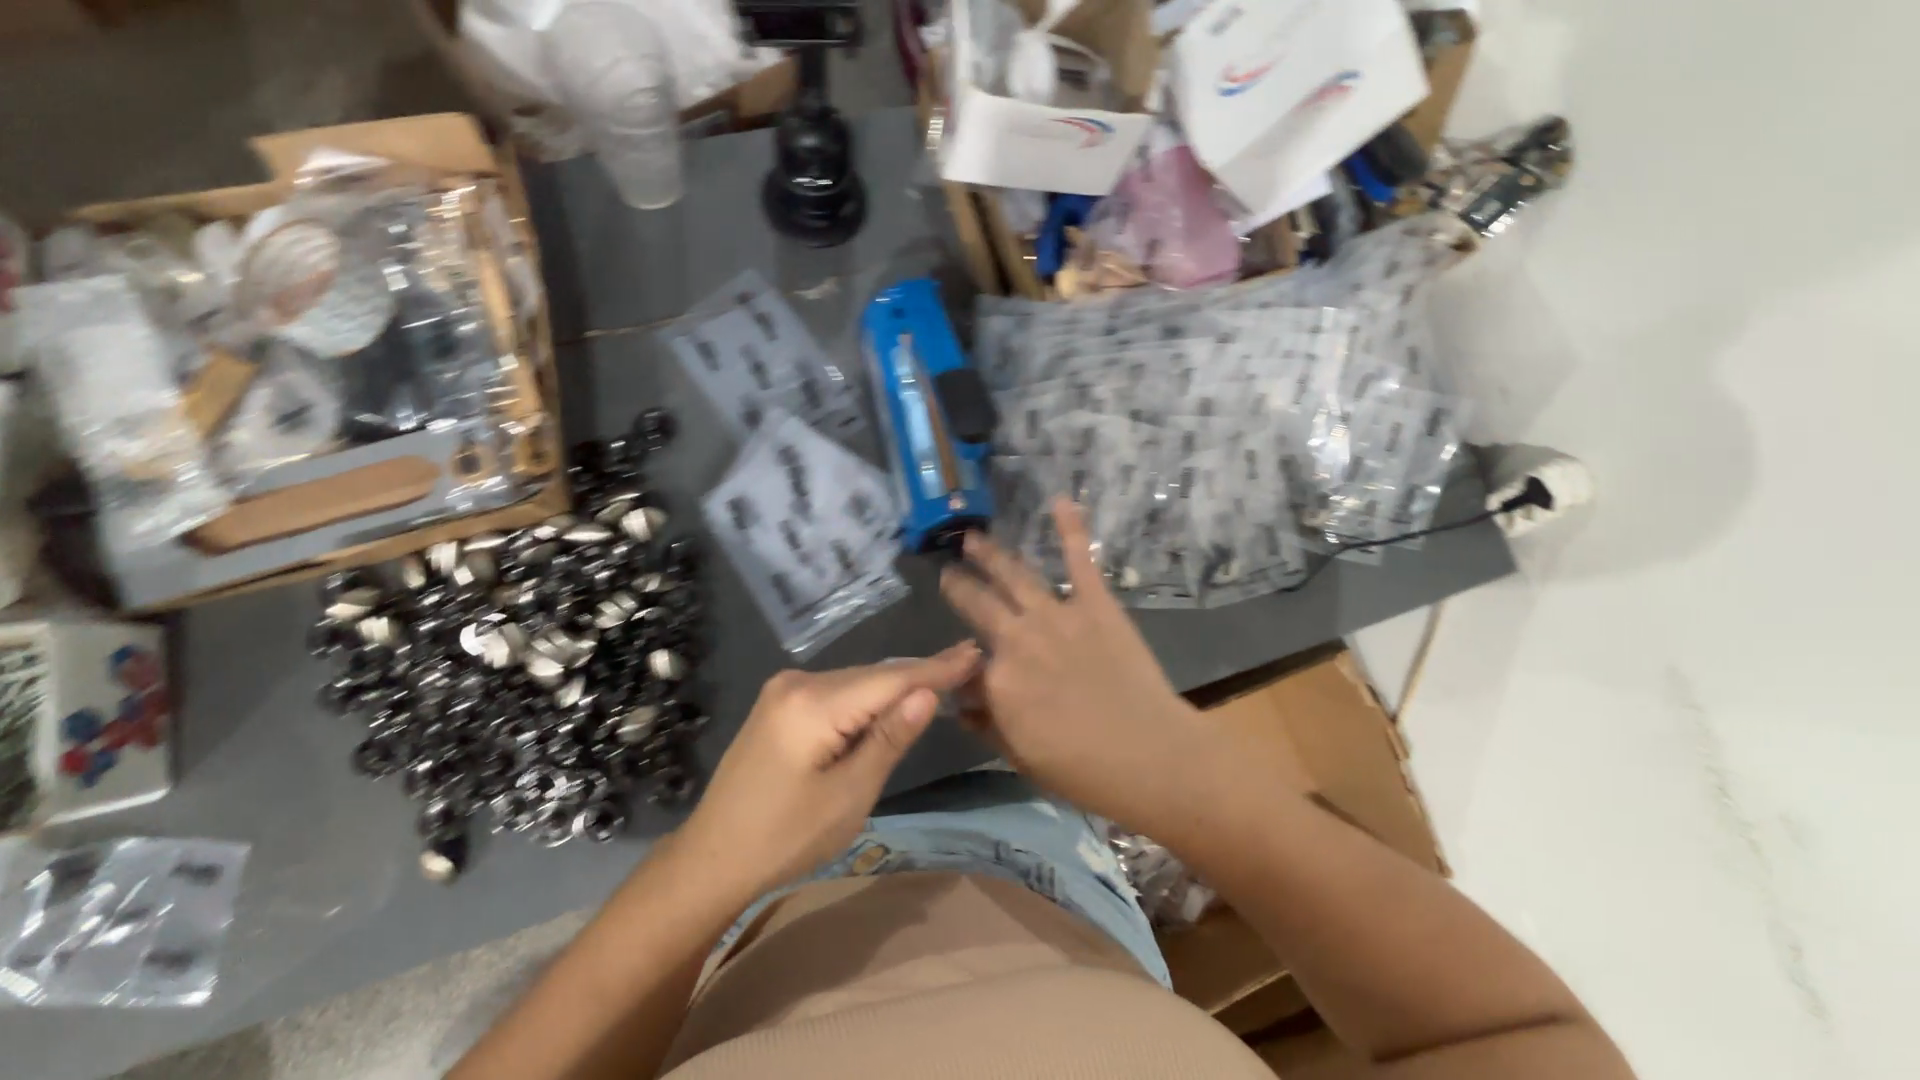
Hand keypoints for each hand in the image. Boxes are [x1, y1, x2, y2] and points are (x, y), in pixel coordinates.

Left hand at [676, 643, 981, 897]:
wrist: (713, 857)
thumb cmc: (785, 837)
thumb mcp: (849, 795)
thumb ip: (888, 740)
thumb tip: (927, 694)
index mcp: (813, 703)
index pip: (890, 679)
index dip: (936, 668)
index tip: (976, 653)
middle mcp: (797, 683)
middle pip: (872, 676)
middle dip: (920, 673)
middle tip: (969, 663)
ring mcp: (783, 691)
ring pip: (855, 683)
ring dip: (895, 686)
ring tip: (945, 676)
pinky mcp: (779, 706)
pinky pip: (837, 694)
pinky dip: (868, 698)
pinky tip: (895, 700)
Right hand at [939, 499, 1233, 835]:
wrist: (1150, 756)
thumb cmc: (1083, 770)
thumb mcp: (1020, 757)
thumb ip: (986, 725)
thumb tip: (960, 704)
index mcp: (996, 681)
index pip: (964, 662)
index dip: (957, 662)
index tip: (954, 660)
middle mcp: (1017, 639)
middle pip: (977, 604)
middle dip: (959, 586)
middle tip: (947, 573)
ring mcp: (1057, 616)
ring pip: (1014, 575)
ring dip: (990, 554)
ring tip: (972, 538)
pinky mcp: (1096, 604)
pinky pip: (1080, 559)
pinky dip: (1071, 527)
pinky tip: (1061, 500)